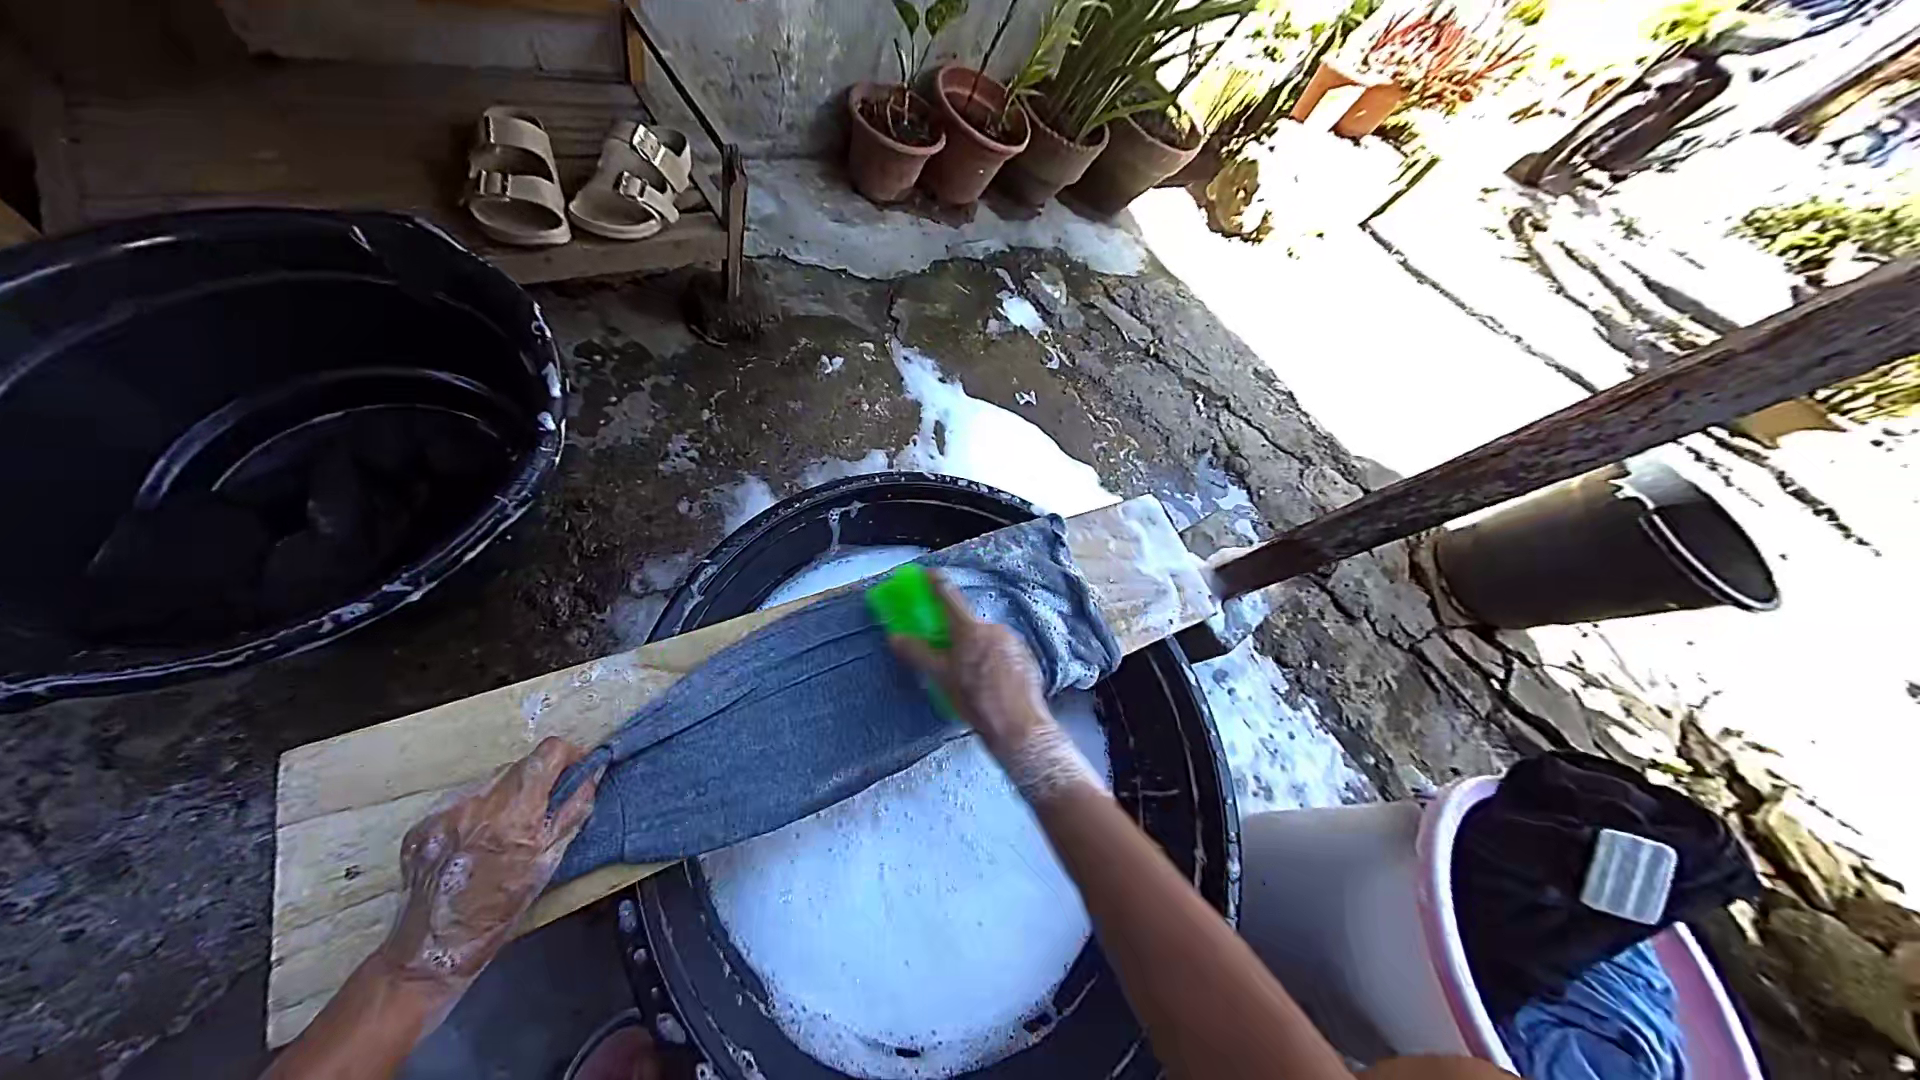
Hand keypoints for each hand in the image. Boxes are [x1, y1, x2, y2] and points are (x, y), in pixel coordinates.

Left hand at [375, 737, 600, 992]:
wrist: (433, 949)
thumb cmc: (500, 908)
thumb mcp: (551, 859)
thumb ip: (574, 809)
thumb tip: (592, 772)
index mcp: (514, 814)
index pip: (547, 752)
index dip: (568, 754)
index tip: (575, 767)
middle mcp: (476, 805)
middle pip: (520, 765)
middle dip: (538, 778)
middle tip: (543, 806)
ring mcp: (444, 813)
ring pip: (491, 782)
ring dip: (507, 794)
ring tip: (505, 828)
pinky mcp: (422, 824)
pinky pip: (462, 801)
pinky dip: (476, 811)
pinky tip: (476, 840)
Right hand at [886, 572, 1052, 759]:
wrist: (1019, 727)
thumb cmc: (977, 702)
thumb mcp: (941, 679)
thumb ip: (918, 654)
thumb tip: (895, 638)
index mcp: (969, 629)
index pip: (948, 595)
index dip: (935, 583)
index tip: (928, 574)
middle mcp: (993, 628)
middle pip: (968, 623)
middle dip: (956, 634)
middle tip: (948, 655)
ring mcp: (1013, 641)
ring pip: (987, 638)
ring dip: (976, 649)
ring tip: (971, 677)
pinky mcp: (1026, 656)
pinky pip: (1003, 650)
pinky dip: (993, 659)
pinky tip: (990, 682)